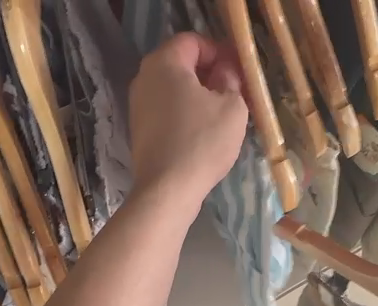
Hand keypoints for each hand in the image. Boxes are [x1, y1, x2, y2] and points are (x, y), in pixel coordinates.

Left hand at [128, 33, 248, 206]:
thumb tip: (225, 74)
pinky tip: (204, 137)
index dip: (220, 52)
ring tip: (222, 119)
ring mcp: (138, 107)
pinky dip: (186, 119)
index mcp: (165, 62)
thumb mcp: (232, 107)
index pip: (194, 42)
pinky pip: (168, 115)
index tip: (239, 72)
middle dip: (210, 77)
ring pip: (175, 93)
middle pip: (182, 67)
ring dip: (199, 100)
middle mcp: (145, 78)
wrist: (167, 192)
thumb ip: (231, 81)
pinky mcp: (140, 134)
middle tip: (235, 95)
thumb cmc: (202, 142)